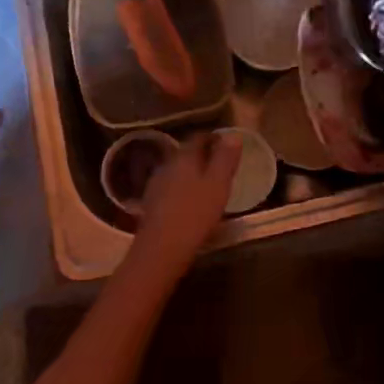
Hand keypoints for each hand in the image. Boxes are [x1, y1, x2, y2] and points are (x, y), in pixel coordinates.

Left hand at [130, 132, 241, 271]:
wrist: (162, 247)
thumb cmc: (196, 213)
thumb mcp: (218, 185)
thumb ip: (225, 159)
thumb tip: (232, 135)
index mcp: (184, 157)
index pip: (198, 138)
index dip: (213, 138)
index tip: (226, 143)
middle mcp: (166, 165)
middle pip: (186, 154)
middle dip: (202, 156)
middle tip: (220, 164)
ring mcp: (155, 184)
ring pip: (177, 171)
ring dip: (191, 173)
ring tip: (207, 184)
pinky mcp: (150, 203)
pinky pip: (170, 188)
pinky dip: (182, 189)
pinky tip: (189, 202)